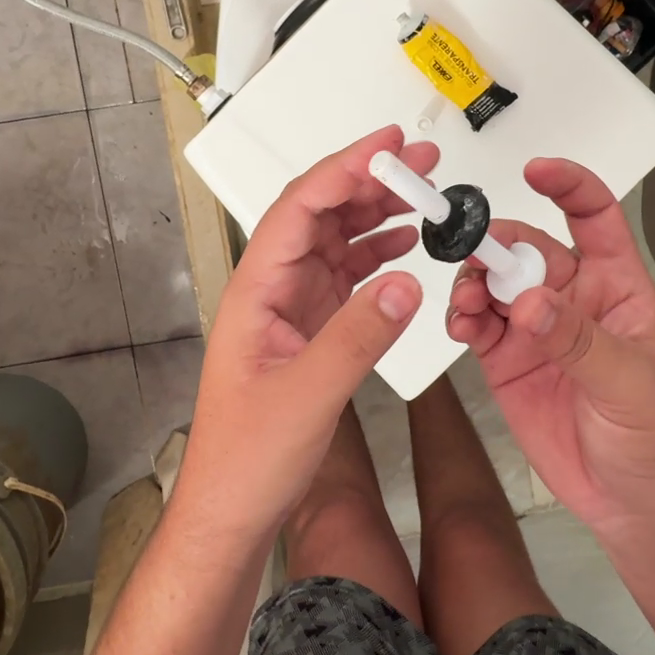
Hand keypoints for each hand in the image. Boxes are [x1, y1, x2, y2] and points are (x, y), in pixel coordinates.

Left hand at [178, 125, 439, 534]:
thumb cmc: (247, 457)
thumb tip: (406, 283)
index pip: (300, 207)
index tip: (388, 146)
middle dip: (368, 179)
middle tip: (420, 161)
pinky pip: (347, 273)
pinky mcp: (311, 325)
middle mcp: (272, 286)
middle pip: (321, 213)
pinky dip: (377, 253)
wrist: (232, 508)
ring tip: (422, 193)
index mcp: (256, 288)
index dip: (343, 169)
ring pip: (336, 239)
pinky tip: (404, 245)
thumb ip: (357, 337)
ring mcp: (293, 304)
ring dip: (376, 211)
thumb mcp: (307, 396)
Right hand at [446, 158, 654, 530]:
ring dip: (474, 281)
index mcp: (616, 288)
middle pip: (527, 248)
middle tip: (477, 260)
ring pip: (495, 281)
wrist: (633, 506)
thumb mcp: (629, 384)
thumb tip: (530, 302)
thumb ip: (578, 340)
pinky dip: (462, 316)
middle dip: (498, 245)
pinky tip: (462, 326)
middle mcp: (572, 299)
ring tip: (468, 304)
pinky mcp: (507, 358)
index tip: (537, 170)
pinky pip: (477, 322)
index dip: (569, 187)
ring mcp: (536, 327)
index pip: (595, 218)